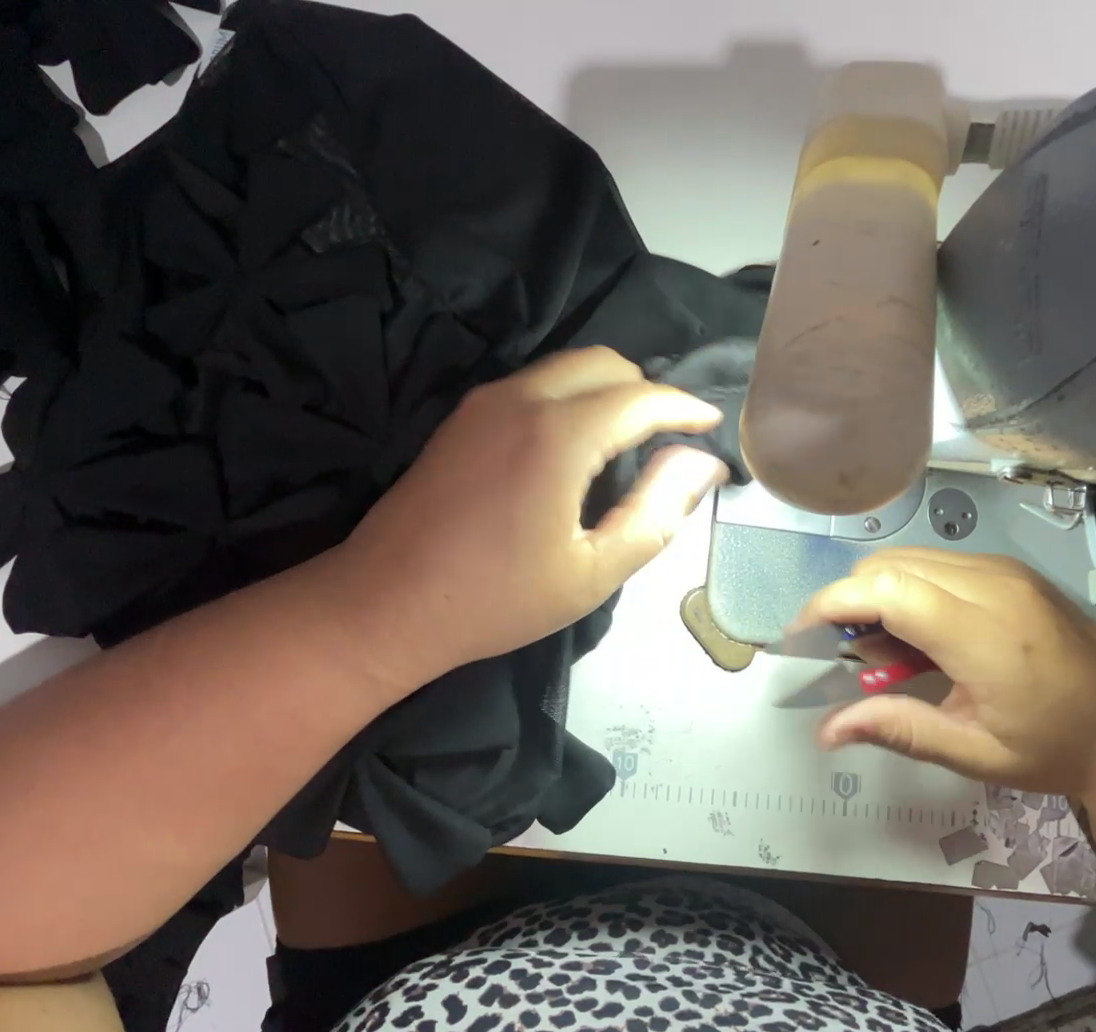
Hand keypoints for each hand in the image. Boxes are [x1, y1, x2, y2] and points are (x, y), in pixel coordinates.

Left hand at [341, 347, 729, 678]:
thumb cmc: (495, 599)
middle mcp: (520, 398)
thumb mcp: (592, 570)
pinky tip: (574, 446)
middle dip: (646, 390)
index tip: (711, 424)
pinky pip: (532, 386)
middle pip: (604, 363)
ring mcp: (482, 404)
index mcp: (558, 434)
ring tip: (629, 440)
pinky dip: (569, 398)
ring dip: (606, 390)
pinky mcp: (460, 419)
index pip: (641, 396)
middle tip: (669, 437)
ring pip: (565, 368)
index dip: (684, 407)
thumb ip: (656, 511)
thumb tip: (701, 463)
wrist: (385, 604)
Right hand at [794, 549, 1095, 809]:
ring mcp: (1002, 570)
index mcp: (985, 632)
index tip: (801, 638)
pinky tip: (916, 637)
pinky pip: (931, 563)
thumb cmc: (1056, 747)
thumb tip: (825, 732)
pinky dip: (903, 591)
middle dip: (847, 604)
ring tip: (883, 652)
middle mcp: (992, 584)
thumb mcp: (974, 752)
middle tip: (844, 656)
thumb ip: (897, 729)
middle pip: (886, 567)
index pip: (886, 589)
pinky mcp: (1005, 569)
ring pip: (905, 559)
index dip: (831, 605)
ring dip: (874, 596)